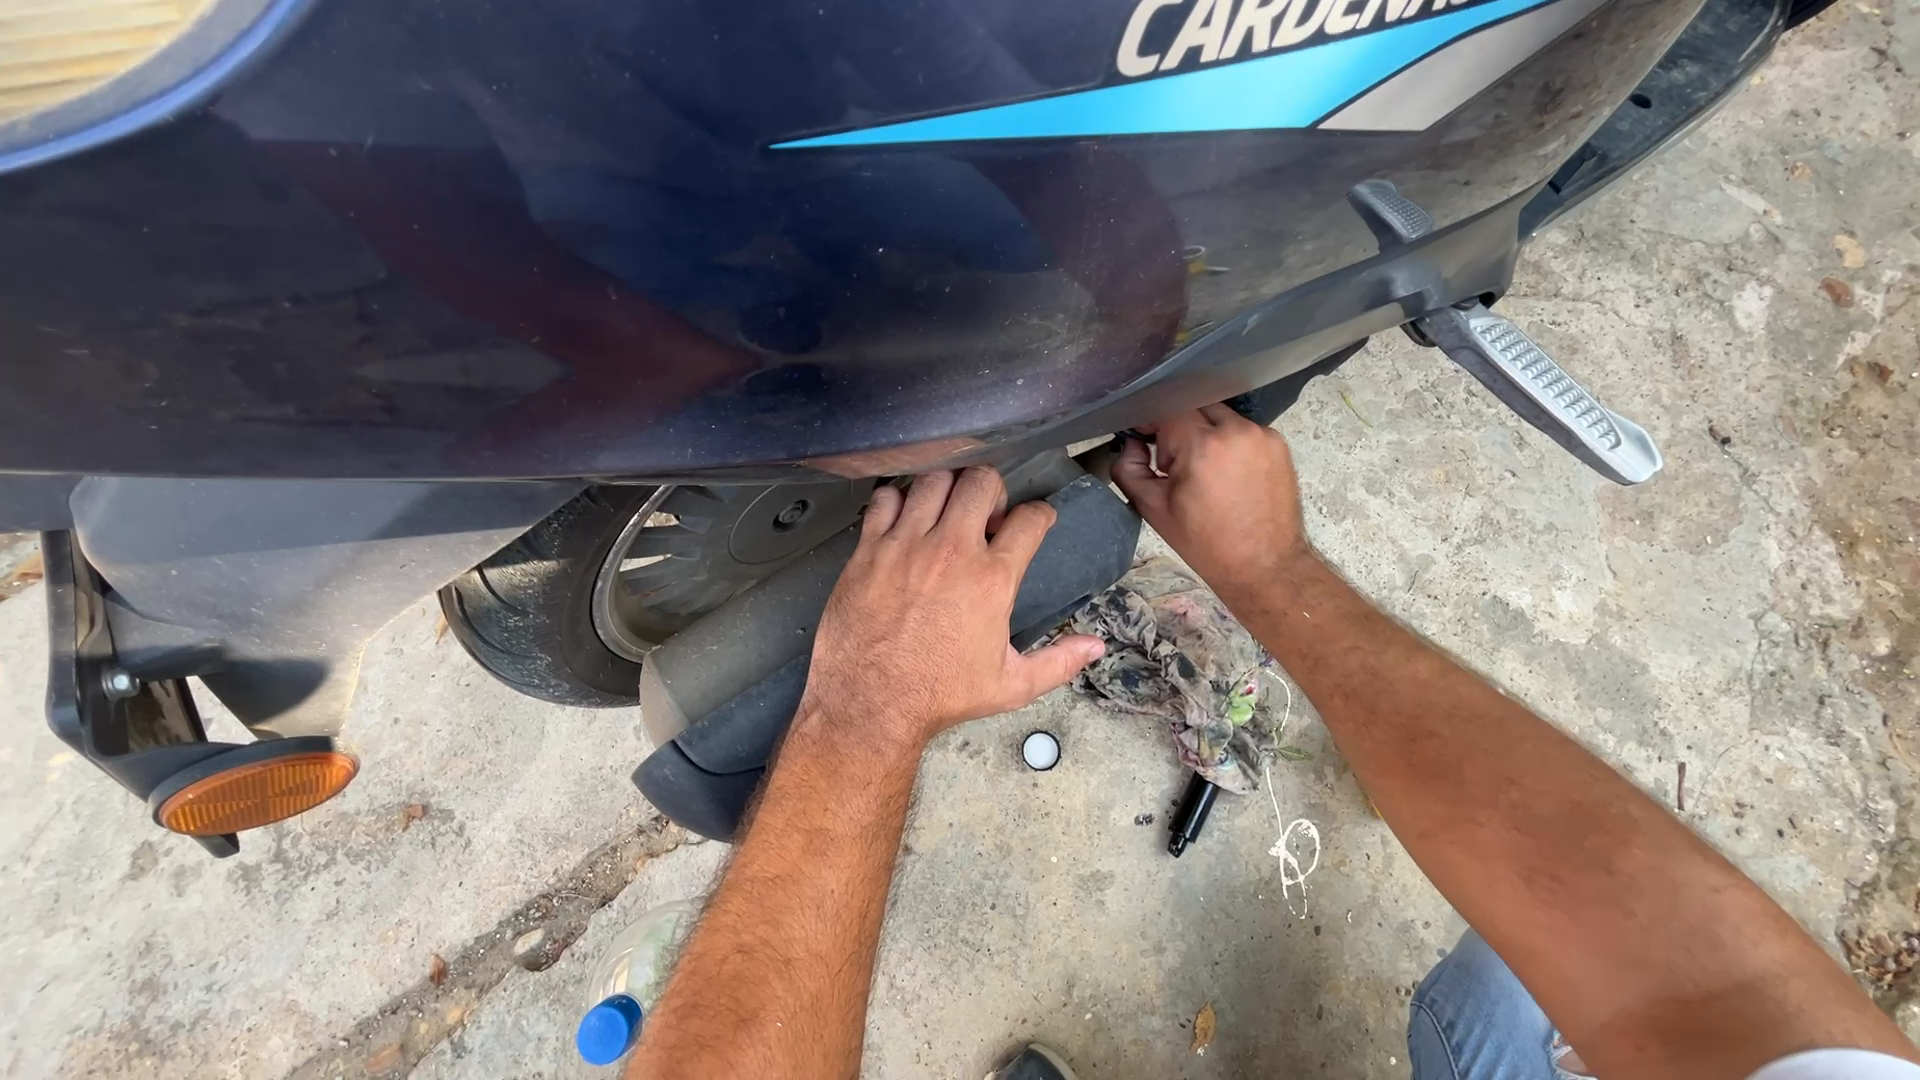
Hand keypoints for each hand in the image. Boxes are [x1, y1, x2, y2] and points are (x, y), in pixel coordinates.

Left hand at [799, 467, 1106, 748]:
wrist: (872, 702)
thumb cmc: (941, 694)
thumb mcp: (1011, 686)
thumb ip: (1058, 662)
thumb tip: (1096, 646)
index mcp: (992, 579)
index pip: (1030, 519)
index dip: (1040, 514)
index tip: (1035, 520)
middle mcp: (952, 551)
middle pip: (982, 481)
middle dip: (993, 490)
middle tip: (987, 515)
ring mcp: (907, 545)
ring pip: (934, 480)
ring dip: (948, 489)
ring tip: (947, 512)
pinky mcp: (870, 549)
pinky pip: (886, 498)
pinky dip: (899, 500)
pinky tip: (905, 520)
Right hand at [1111, 404, 1319, 594]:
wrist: (1263, 565)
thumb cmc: (1207, 543)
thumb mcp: (1153, 509)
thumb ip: (1130, 469)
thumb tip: (1133, 445)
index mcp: (1203, 446)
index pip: (1167, 410)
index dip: (1150, 422)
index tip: (1144, 437)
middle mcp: (1236, 432)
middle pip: (1194, 408)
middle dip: (1178, 428)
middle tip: (1174, 464)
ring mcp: (1262, 436)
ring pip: (1220, 417)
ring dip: (1204, 434)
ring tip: (1203, 472)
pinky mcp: (1278, 444)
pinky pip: (1242, 430)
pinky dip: (1228, 443)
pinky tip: (1226, 475)